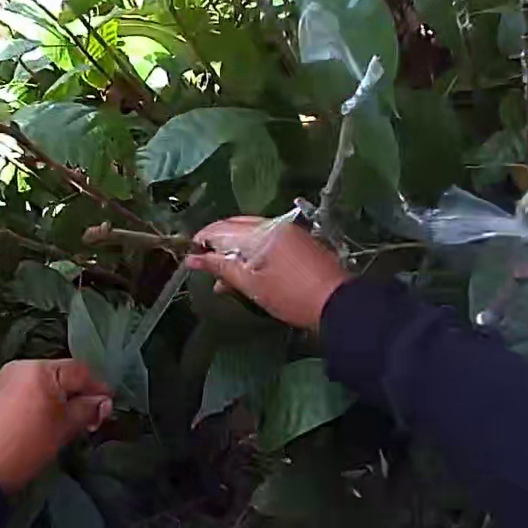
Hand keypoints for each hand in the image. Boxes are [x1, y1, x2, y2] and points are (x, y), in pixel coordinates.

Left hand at [0, 359, 112, 492]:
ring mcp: (6, 379)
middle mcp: (23, 366)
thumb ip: (87, 410)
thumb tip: (104, 402)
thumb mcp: (63, 429)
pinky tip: (47, 421)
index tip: (108, 407)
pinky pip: (28, 390)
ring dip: (61, 398)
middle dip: (79, 393)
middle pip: (62, 374)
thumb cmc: (25, 445)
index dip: (98, 388)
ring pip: (45, 382)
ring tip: (71, 422)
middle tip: (92, 418)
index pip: (80, 371)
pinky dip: (42, 402)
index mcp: (41, 369)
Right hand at [184, 217, 349, 329]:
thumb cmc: (290, 296)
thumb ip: (221, 268)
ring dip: (234, 251)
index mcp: (261, 232)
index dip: (201, 240)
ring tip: (223, 279)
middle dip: (217, 244)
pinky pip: (266, 240)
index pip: (220, 228)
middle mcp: (273, 224)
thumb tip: (192, 259)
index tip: (190, 257)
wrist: (338, 304)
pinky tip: (245, 274)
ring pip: (250, 234)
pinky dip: (251, 253)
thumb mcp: (251, 285)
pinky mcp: (298, 242)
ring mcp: (288, 231)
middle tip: (204, 266)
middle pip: (235, 226)